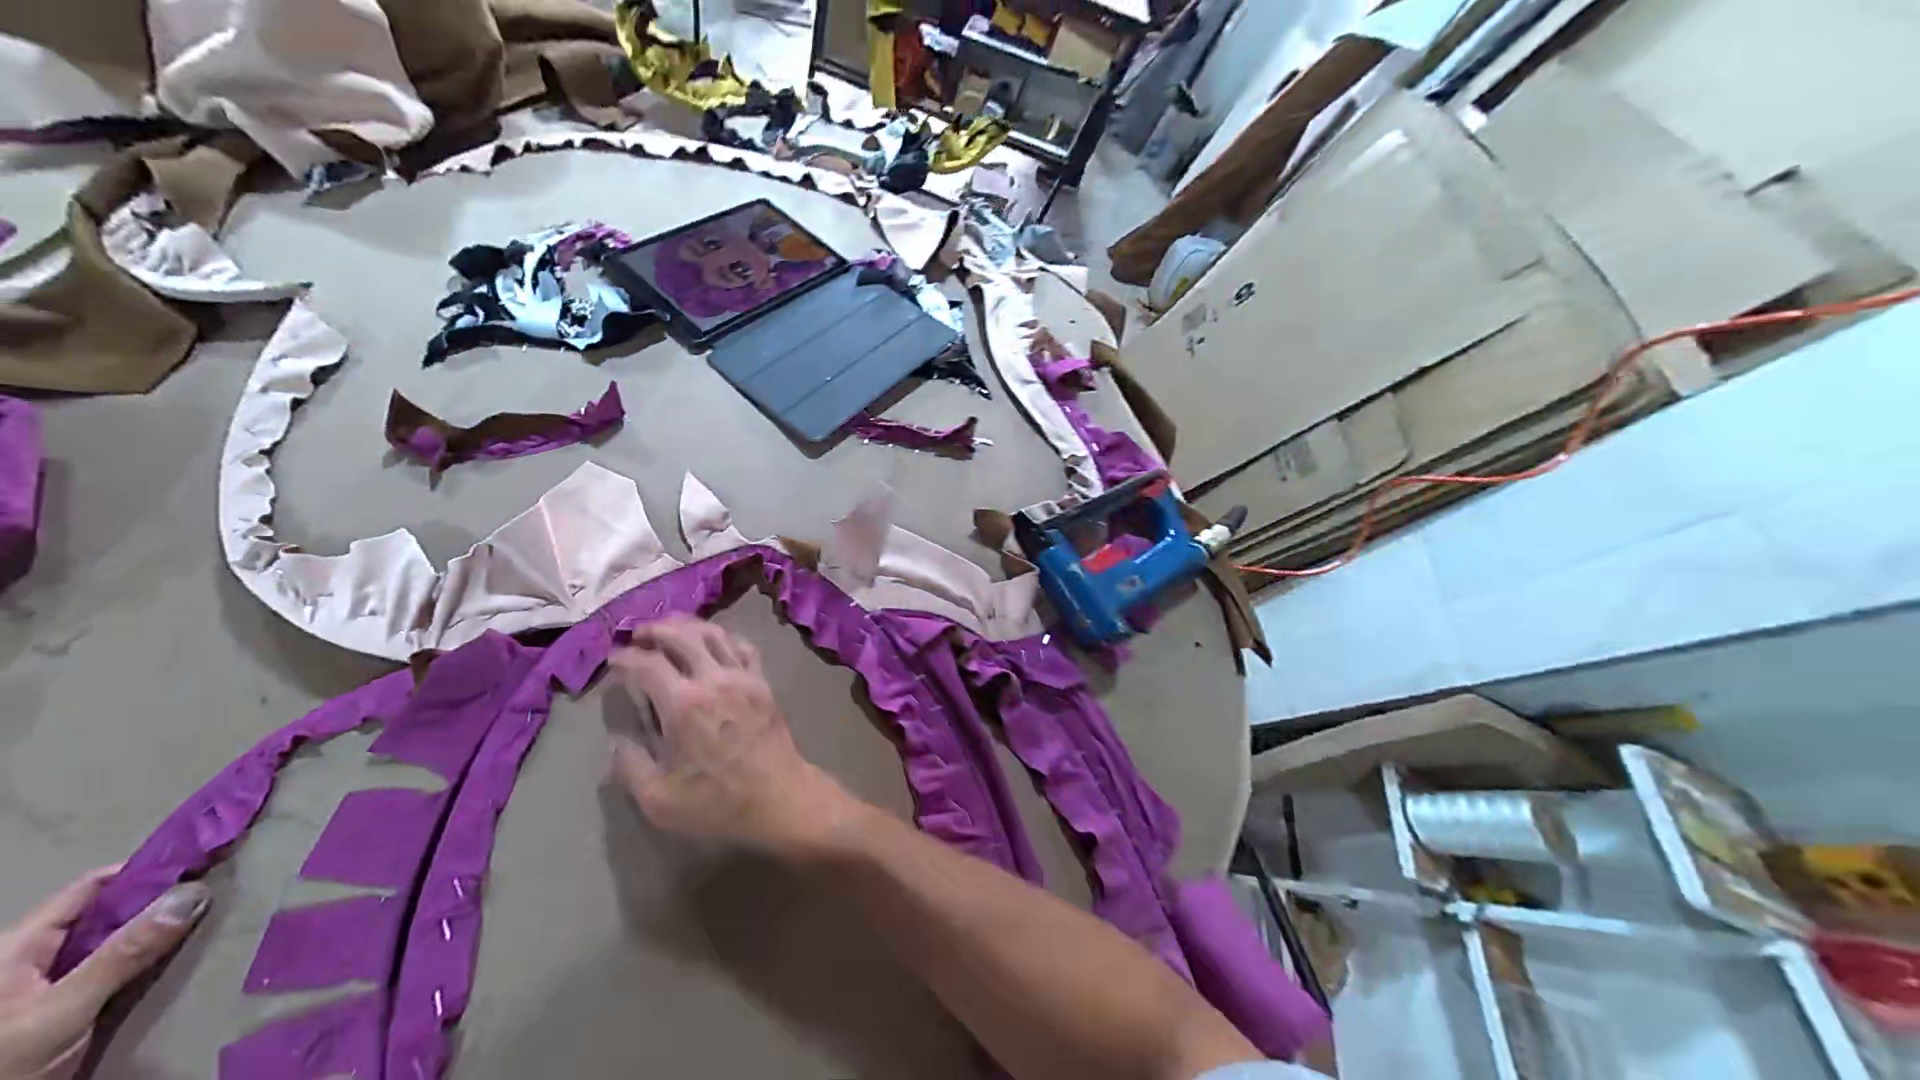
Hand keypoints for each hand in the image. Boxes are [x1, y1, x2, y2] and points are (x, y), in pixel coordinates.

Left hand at [0, 870, 208, 1079]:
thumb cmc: (2, 1064)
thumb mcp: (62, 1011)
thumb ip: (125, 953)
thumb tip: (196, 891)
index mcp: (16, 947)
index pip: (91, 887)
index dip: (145, 869)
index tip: (205, 860)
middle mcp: (31, 959)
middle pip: (107, 914)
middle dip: (162, 902)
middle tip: (220, 891)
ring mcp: (47, 987)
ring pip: (115, 943)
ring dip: (159, 933)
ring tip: (211, 921)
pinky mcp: (65, 1011)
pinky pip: (116, 971)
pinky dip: (150, 960)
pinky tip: (182, 959)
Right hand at [609, 617, 861, 858]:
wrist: (780, 798)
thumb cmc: (718, 802)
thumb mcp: (658, 799)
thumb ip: (631, 767)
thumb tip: (619, 741)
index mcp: (684, 705)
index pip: (648, 664)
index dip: (625, 657)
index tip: (613, 659)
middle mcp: (714, 680)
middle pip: (682, 635)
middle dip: (655, 629)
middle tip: (637, 634)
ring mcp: (744, 677)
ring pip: (715, 634)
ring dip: (688, 626)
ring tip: (670, 629)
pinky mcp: (763, 683)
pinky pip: (743, 646)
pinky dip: (724, 636)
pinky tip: (713, 642)